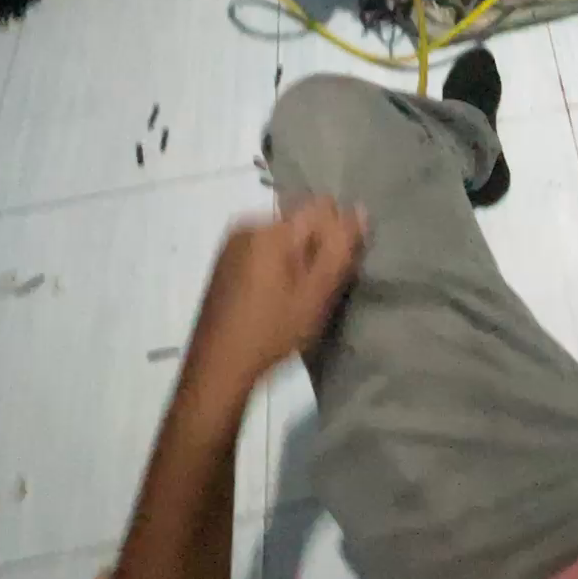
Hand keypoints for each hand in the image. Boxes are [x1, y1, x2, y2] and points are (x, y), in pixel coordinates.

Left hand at [188, 197, 367, 386]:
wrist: (217, 370)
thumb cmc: (272, 332)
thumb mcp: (317, 293)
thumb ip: (341, 247)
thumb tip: (360, 209)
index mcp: (272, 229)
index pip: (324, 207)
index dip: (337, 234)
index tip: (336, 267)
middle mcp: (249, 225)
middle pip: (302, 219)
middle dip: (316, 245)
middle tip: (315, 287)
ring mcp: (232, 243)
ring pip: (284, 234)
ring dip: (296, 255)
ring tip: (293, 295)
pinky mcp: (224, 261)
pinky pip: (264, 247)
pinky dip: (276, 262)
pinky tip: (273, 296)